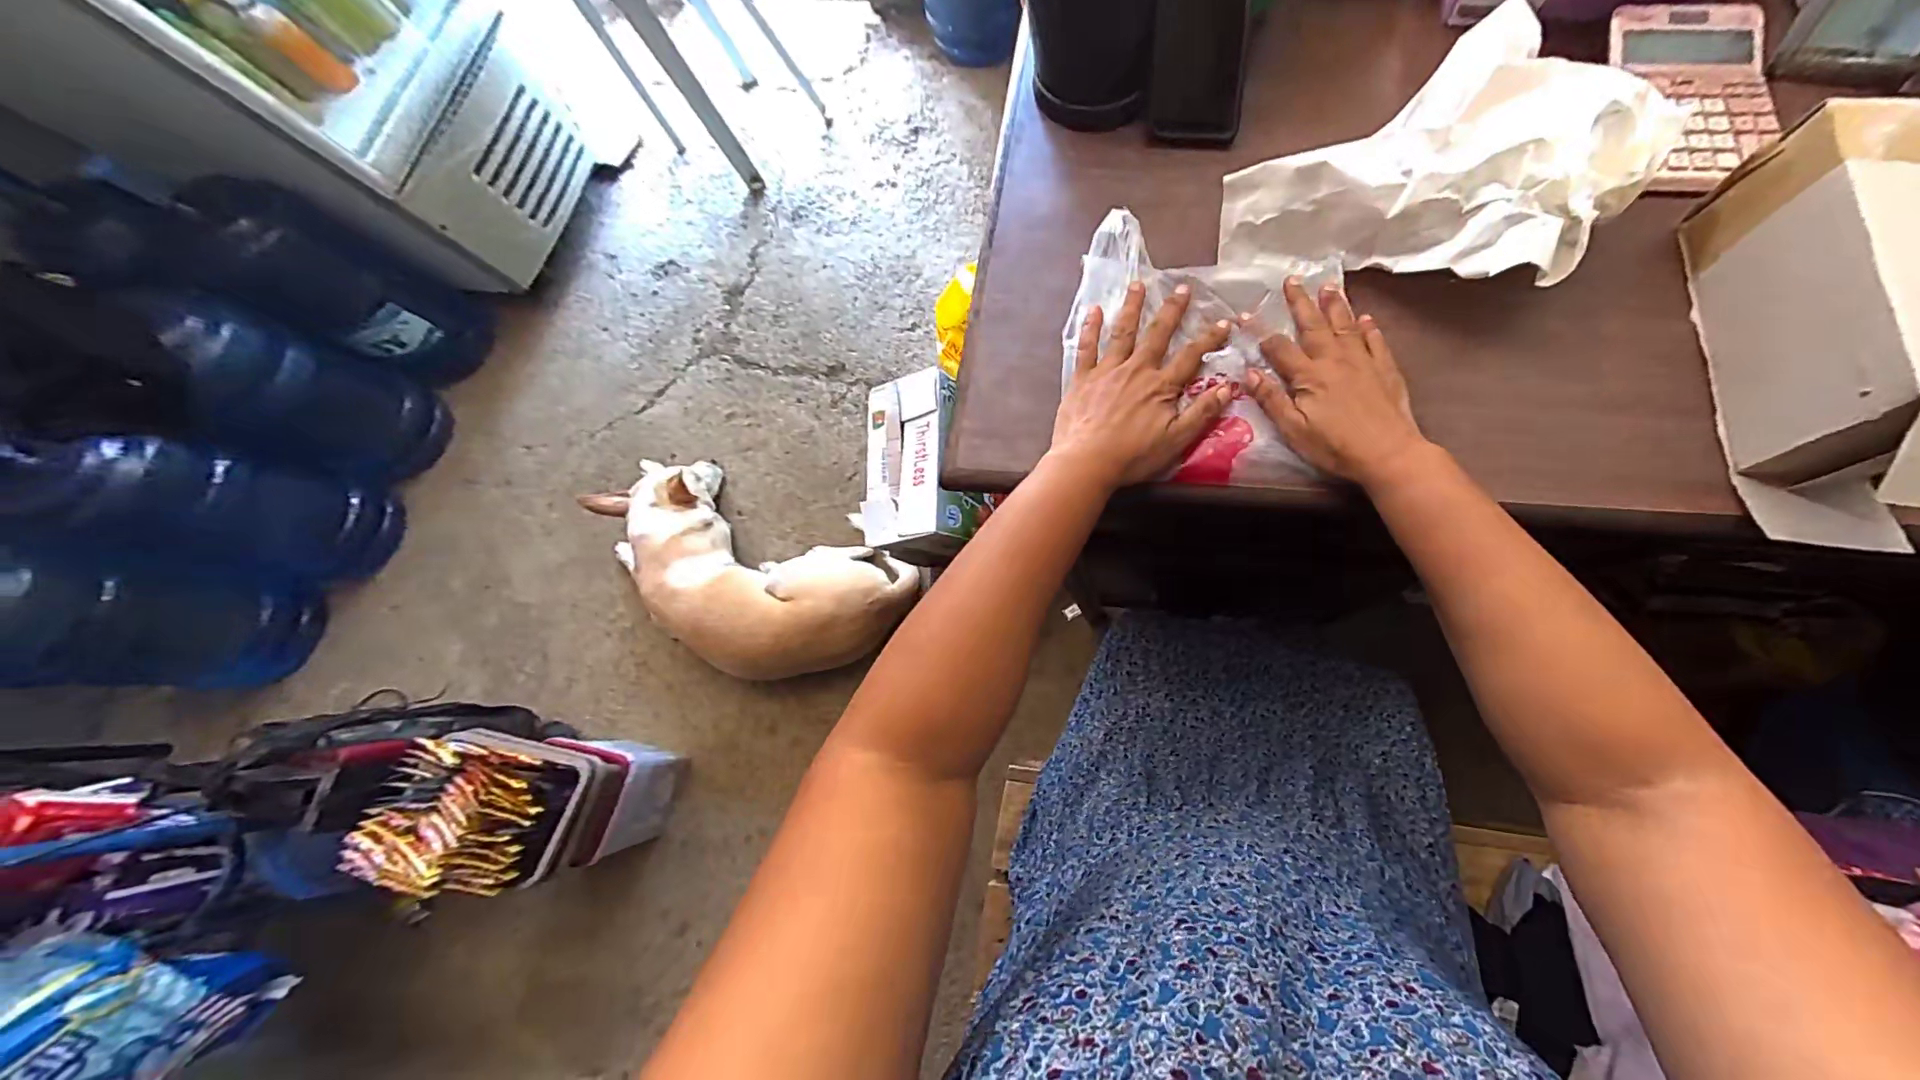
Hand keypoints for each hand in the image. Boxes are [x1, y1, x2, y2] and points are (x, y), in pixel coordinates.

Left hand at [1049, 282, 1233, 489]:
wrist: (1086, 462)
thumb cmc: (1131, 456)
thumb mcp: (1175, 441)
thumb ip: (1201, 413)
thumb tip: (1228, 388)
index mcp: (1160, 386)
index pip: (1191, 356)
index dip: (1209, 339)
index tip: (1225, 323)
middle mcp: (1135, 371)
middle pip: (1157, 334)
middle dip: (1172, 310)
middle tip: (1182, 288)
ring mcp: (1107, 372)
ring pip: (1122, 333)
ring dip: (1132, 307)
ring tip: (1138, 285)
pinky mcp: (1082, 379)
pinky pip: (1087, 348)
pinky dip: (1090, 328)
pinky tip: (1093, 310)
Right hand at [1242, 278, 1430, 489]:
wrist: (1388, 452)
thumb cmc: (1334, 446)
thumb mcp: (1293, 429)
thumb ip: (1272, 399)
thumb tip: (1250, 373)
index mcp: (1309, 376)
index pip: (1280, 348)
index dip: (1261, 332)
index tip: (1246, 315)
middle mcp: (1334, 360)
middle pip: (1314, 326)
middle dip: (1301, 303)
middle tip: (1293, 280)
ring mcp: (1362, 361)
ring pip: (1345, 326)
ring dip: (1335, 305)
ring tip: (1328, 286)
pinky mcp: (1384, 369)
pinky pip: (1374, 341)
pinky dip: (1368, 328)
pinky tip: (1365, 318)